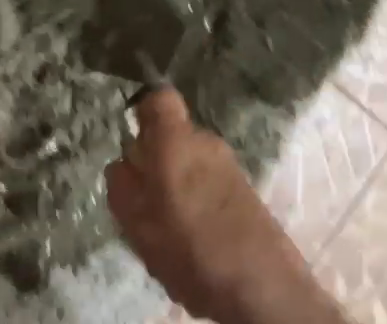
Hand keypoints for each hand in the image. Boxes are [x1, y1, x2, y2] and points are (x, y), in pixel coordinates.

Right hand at [106, 89, 345, 323]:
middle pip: (171, 135)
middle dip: (155, 159)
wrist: (265, 289)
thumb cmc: (190, 248)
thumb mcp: (136, 221)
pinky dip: (197, 201)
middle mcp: (205, 141)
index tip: (131, 137)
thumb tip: (122, 162)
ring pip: (190, 162)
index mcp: (174, 139)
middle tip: (143, 199)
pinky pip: (209, 182)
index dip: (142, 111)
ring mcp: (230, 165)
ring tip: (168, 227)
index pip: (158, 97)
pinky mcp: (246, 190)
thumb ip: (121, 183)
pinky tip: (194, 239)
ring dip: (176, 185)